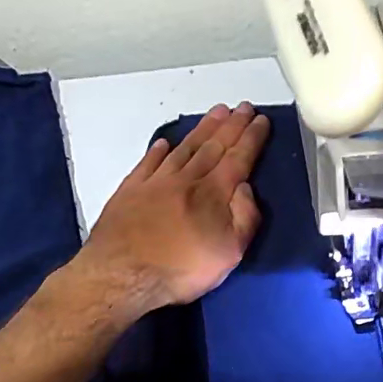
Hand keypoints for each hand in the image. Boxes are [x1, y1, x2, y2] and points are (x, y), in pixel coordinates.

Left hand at [73, 103, 270, 315]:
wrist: (122, 275)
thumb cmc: (181, 269)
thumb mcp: (229, 253)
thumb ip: (245, 217)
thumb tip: (244, 186)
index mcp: (213, 193)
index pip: (238, 158)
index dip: (251, 138)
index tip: (260, 120)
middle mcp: (186, 179)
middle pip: (213, 146)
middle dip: (231, 125)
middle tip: (242, 107)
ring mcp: (155, 182)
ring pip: (184, 148)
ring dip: (202, 129)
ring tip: (216, 113)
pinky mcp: (130, 190)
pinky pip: (149, 162)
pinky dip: (159, 150)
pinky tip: (165, 143)